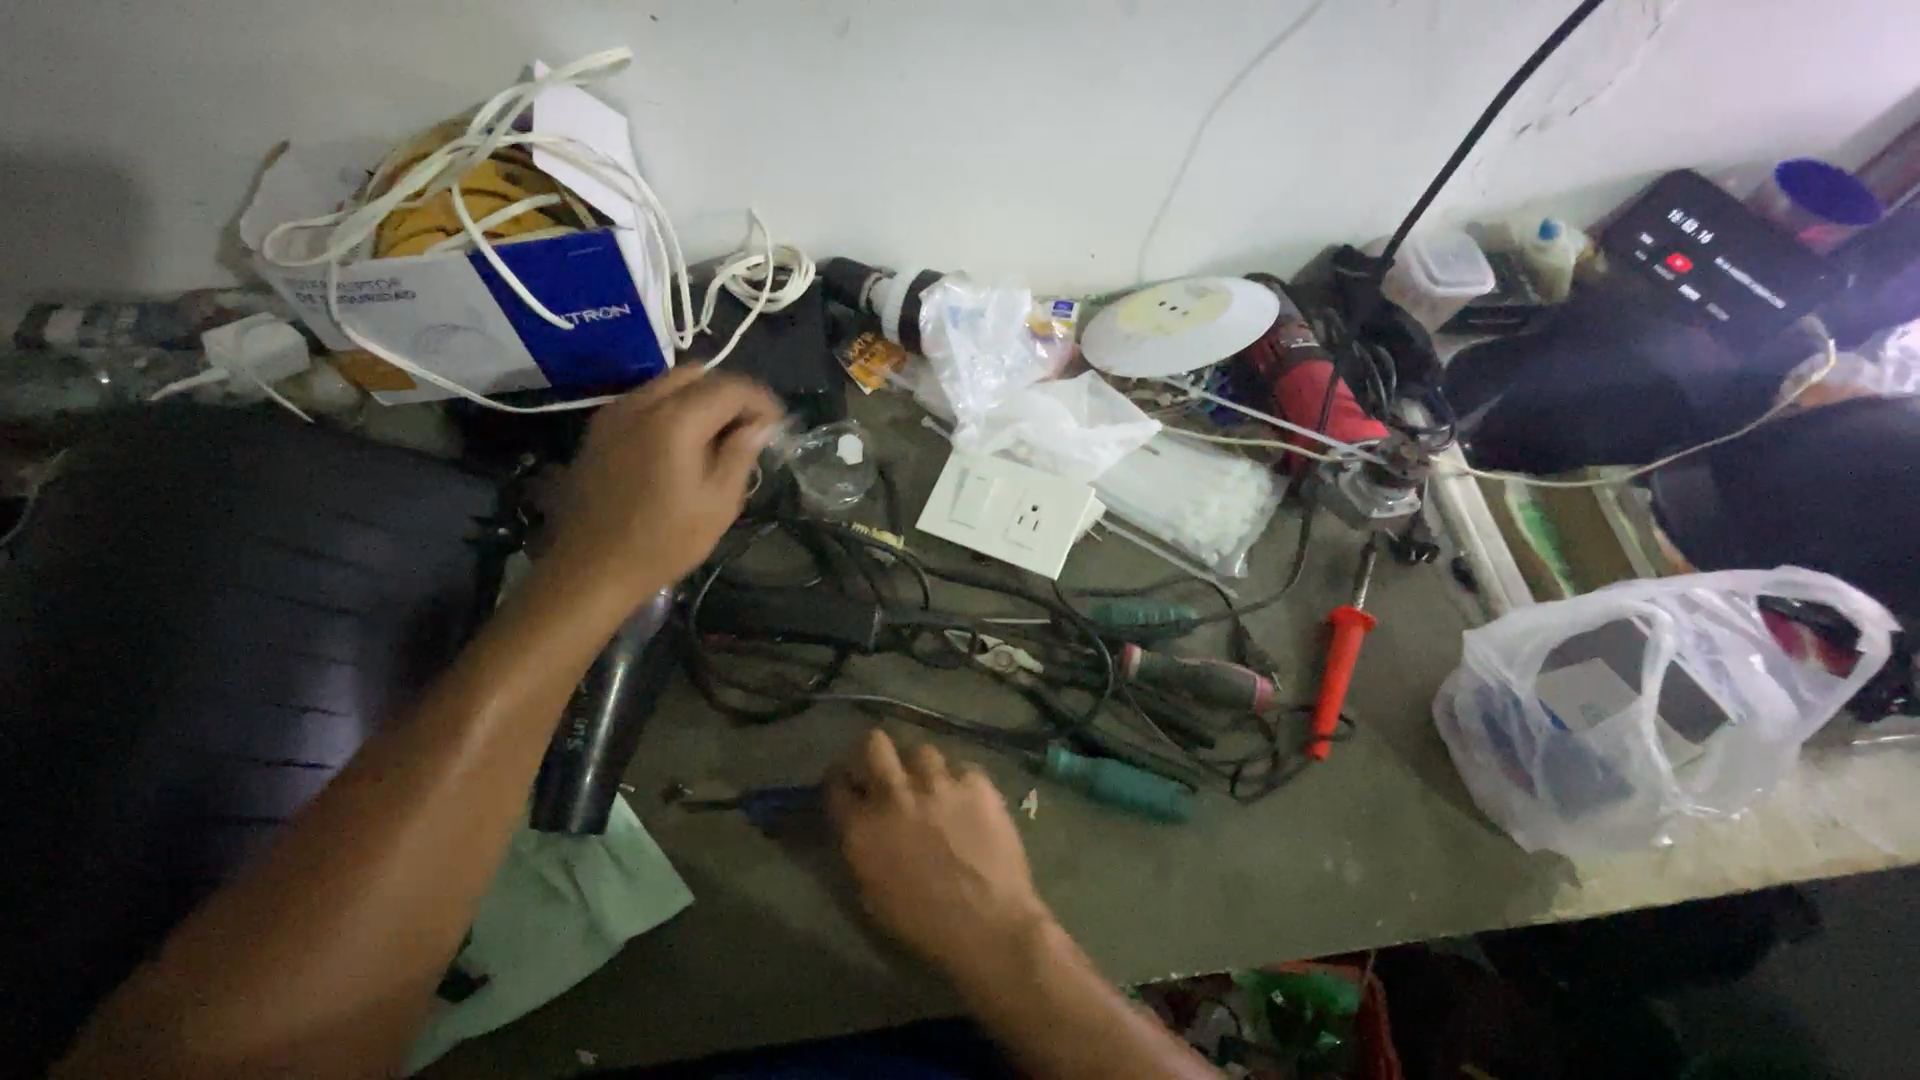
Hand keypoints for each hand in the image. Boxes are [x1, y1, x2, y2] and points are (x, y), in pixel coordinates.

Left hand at [546, 367, 781, 599]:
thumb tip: (759, 425)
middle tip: (748, 427)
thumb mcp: (718, 504)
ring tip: (718, 436)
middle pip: (696, 374)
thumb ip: (740, 455)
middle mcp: (642, 403)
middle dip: (729, 394)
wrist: (590, 569)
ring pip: (667, 384)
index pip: (730, 387)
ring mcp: (614, 413)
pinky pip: (645, 401)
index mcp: (675, 420)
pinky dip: (672, 409)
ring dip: (699, 399)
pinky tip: (682, 444)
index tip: (777, 425)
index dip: (760, 400)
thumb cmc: (663, 542)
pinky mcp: (599, 430)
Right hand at [827, 730, 1055, 981]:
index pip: (835, 783)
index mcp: (861, 827)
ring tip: (932, 786)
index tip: (850, 785)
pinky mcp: (975, 782)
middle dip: (875, 752)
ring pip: (920, 750)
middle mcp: (894, 794)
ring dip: (921, 768)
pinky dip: (961, 782)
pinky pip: (962, 767)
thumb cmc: (924, 925)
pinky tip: (968, 801)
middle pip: (874, 743)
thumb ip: (861, 850)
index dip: (841, 781)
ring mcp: (937, 783)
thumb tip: (861, 828)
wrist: (988, 925)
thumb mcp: (871, 895)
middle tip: (886, 770)